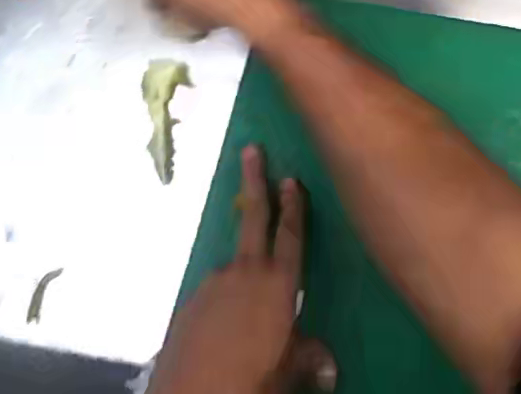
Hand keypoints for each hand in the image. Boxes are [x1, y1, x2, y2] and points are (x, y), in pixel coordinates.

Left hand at [148, 145, 335, 393]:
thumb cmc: (250, 384)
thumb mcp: (287, 375)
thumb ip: (307, 359)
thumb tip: (331, 367)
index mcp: (277, 285)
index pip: (290, 233)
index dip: (294, 205)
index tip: (292, 178)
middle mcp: (245, 273)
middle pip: (254, 216)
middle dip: (254, 180)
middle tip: (251, 149)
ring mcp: (213, 285)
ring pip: (233, 268)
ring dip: (241, 278)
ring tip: (244, 322)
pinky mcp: (189, 304)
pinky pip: (213, 296)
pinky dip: (221, 305)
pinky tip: (221, 335)